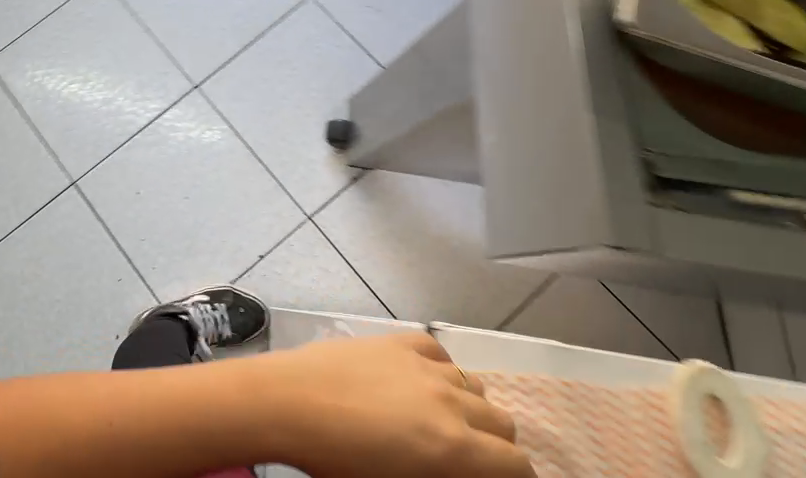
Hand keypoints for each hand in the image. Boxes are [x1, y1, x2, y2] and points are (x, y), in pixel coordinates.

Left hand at [248, 332, 533, 477]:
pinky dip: (441, 367)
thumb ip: (441, 473)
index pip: (516, 464)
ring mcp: (421, 366)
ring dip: (470, 405)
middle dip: (495, 443)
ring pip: (473, 385)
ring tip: (444, 418)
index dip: (515, 477)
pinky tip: (423, 379)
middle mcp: (449, 402)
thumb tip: (452, 467)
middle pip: (502, 421)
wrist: (289, 402)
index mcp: (455, 449)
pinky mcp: (394, 341)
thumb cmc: (337, 461)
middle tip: (469, 456)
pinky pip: (437, 350)